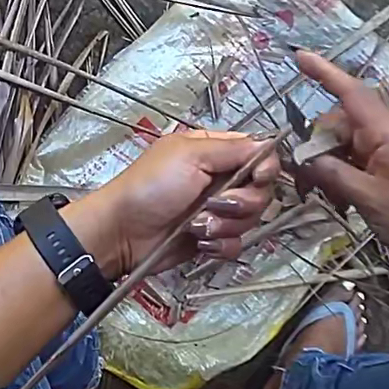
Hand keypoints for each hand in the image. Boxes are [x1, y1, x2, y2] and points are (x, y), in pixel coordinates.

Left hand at [65, 130, 280, 278]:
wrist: (120, 234)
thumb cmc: (149, 187)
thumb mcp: (190, 156)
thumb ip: (233, 149)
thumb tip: (268, 144)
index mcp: (215, 151)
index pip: (259, 154)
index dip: (265, 167)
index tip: (258, 178)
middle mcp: (220, 178)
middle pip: (261, 190)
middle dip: (243, 201)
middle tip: (216, 204)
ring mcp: (218, 209)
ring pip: (251, 218)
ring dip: (226, 224)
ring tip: (197, 224)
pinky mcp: (212, 237)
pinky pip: (236, 242)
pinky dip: (220, 244)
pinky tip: (200, 241)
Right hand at [293, 50, 388, 272]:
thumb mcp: (368, 198)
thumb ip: (333, 174)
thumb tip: (305, 158)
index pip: (352, 93)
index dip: (325, 73)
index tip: (300, 56)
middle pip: (343, 123)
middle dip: (321, 144)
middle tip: (307, 177)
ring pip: (349, 143)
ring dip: (332, 164)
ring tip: (331, 196)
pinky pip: (360, 158)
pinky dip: (345, 173)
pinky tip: (343, 198)